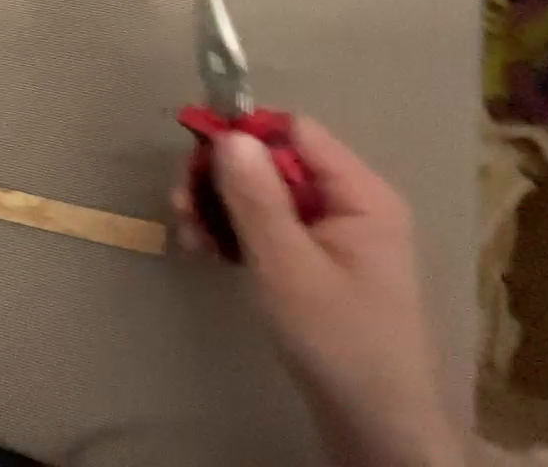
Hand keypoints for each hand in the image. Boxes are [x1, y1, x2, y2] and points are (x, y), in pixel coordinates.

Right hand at [174, 119, 461, 466]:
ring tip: (189, 238)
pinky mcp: (309, 251)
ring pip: (254, 188)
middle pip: (266, 158)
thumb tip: (228, 133)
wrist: (367, 415)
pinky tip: (204, 250)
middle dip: (216, 178)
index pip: (293, 131)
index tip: (192, 158)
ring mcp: (328, 227)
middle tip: (180, 207)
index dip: (241, 135)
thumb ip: (255, 195)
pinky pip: (259, 218)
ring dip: (212, 206)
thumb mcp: (284, 262)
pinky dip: (226, 228)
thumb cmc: (332, 335)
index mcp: (359, 195)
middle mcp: (346, 201)